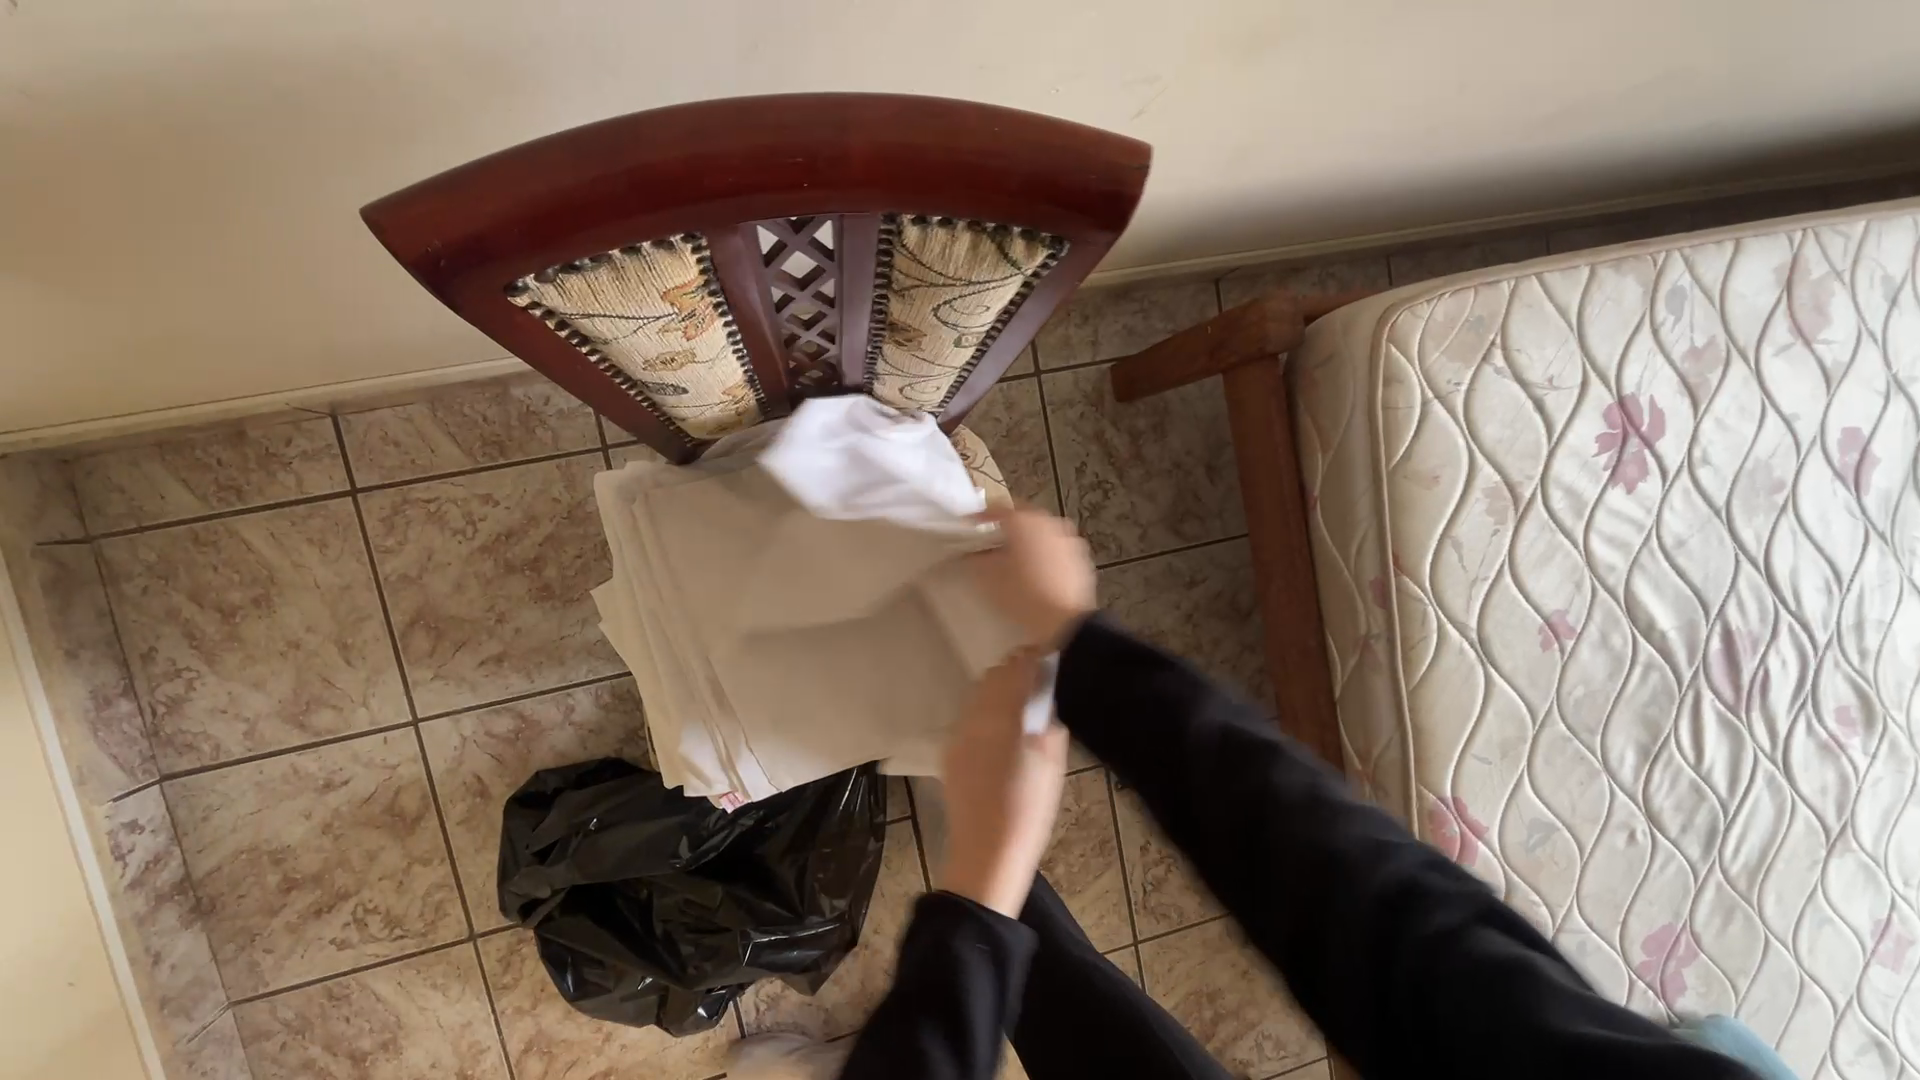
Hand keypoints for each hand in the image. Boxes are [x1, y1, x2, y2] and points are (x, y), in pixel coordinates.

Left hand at [937, 650, 1069, 916]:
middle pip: (995, 676)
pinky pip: (969, 715)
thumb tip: (1049, 699)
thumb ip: (1050, 723)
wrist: (987, 851)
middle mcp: (977, 716)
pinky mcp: (950, 749)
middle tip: (1037, 678)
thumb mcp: (1053, 764)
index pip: (1019, 669)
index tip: (1049, 657)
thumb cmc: (1030, 810)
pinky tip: (1000, 727)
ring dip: (999, 688)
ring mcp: (959, 732)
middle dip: (1016, 671)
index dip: (1034, 659)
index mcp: (1006, 716)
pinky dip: (985, 710)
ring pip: (978, 693)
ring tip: (1020, 701)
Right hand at [968, 504, 1096, 649]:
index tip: (970, 526)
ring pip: (1041, 533)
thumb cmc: (1022, 595)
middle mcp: (1047, 522)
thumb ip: (975, 560)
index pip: (996, 509)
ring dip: (1027, 541)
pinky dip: (1043, 554)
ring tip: (1014, 560)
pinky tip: (1036, 573)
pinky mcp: (1080, 558)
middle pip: (1022, 518)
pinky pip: (1055, 548)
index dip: (980, 516)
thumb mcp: (988, 578)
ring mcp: (1067, 539)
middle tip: (992, 543)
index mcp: (1023, 521)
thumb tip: (969, 554)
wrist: (1065, 622)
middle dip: (1007, 528)